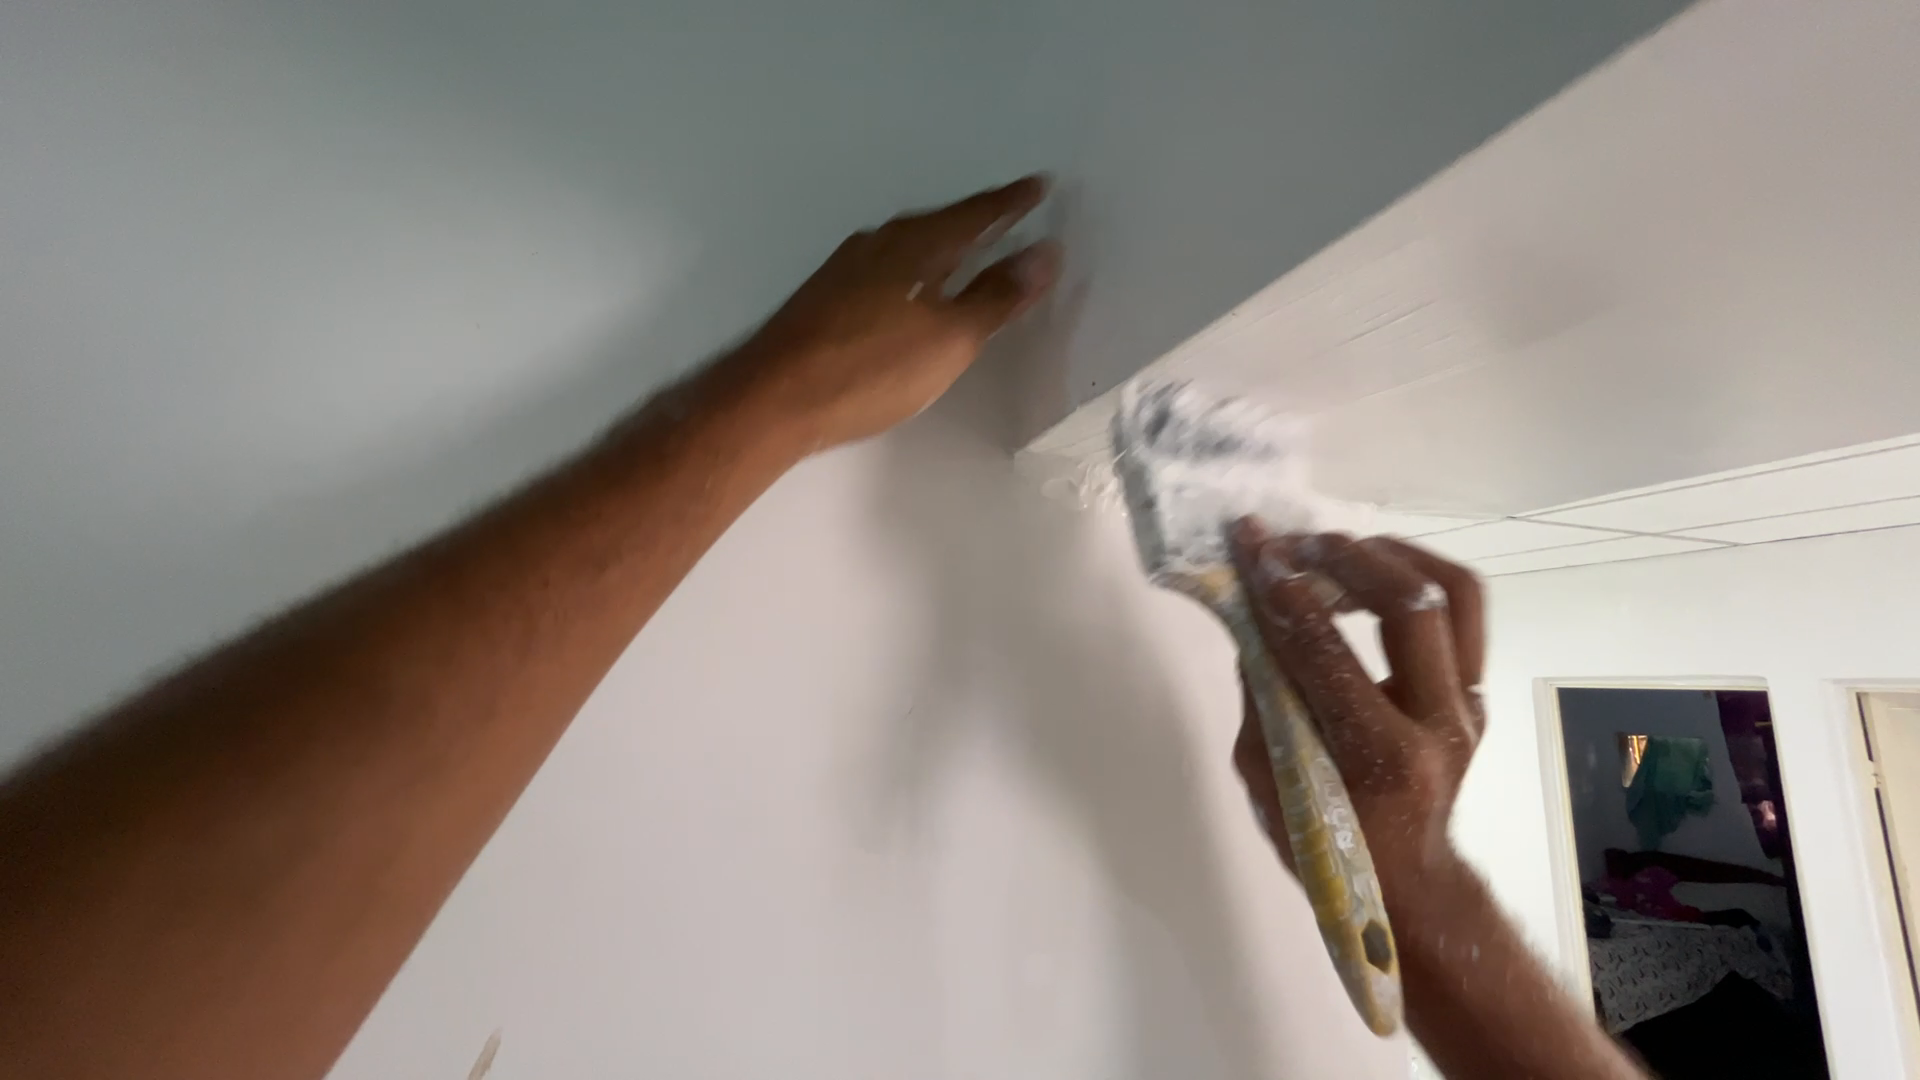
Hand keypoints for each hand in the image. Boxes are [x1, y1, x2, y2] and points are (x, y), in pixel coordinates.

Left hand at [739, 175, 1060, 449]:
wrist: (777, 399)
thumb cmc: (872, 369)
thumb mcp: (948, 339)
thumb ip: (996, 297)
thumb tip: (1046, 253)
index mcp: (916, 247)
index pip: (976, 214)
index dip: (1012, 204)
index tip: (1040, 185)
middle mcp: (880, 244)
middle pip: (940, 224)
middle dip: (977, 220)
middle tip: (1010, 216)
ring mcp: (847, 269)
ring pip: (909, 245)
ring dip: (942, 245)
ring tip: (967, 251)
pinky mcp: (826, 297)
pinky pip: (886, 268)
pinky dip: (913, 270)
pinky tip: (910, 290)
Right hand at [1226, 522, 1486, 911]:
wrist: (1409, 884)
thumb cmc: (1322, 840)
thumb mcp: (1265, 772)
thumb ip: (1263, 692)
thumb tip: (1254, 618)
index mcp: (1378, 755)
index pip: (1324, 649)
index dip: (1281, 589)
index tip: (1250, 545)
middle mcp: (1439, 724)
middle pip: (1412, 605)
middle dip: (1343, 557)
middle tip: (1293, 542)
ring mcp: (1468, 707)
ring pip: (1455, 595)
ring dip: (1391, 555)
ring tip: (1338, 545)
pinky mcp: (1475, 695)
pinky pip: (1460, 615)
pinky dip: (1414, 577)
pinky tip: (1371, 570)